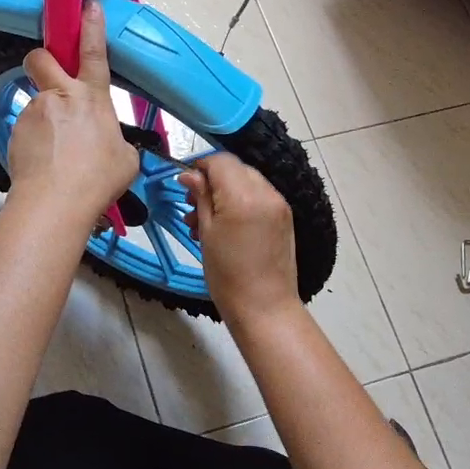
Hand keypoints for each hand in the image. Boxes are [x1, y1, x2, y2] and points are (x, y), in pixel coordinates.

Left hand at [6, 0, 138, 219]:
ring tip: (58, 155)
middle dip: (42, 59)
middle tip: (49, 74)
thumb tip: (111, 144)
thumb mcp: (125, 159)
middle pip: (41, 59)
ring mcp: (34, 112)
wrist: (54, 202)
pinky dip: (36, 144)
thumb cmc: (96, 180)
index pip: (93, 53)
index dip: (91, 27)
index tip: (88, 6)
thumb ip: (118, 141)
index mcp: (92, 98)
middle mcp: (60, 97)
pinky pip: (27, 131)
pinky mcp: (15, 132)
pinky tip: (46, 165)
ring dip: (45, 121)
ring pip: (36, 105)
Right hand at [179, 154, 299, 325]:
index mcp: (243, 196)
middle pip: (235, 169)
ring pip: (247, 181)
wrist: (264, 307)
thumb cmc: (227, 274)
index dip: (200, 166)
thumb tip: (189, 174)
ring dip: (225, 192)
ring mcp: (279, 204)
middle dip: (212, 180)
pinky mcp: (284, 217)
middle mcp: (266, 193)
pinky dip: (240, 202)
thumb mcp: (207, 233)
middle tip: (192, 205)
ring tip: (203, 220)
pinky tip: (225, 225)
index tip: (185, 184)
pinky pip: (259, 197)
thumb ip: (200, 197)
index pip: (220, 161)